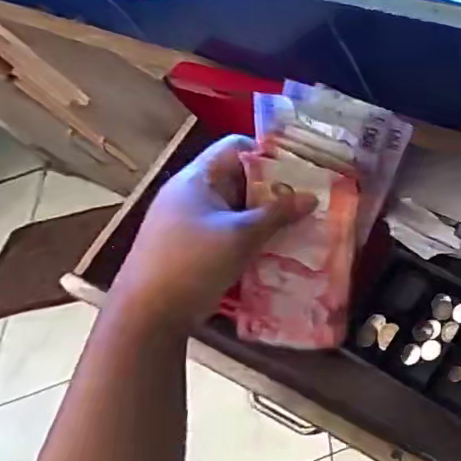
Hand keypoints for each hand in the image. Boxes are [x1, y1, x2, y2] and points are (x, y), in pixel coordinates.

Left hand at [110, 135, 313, 328]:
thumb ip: (278, 214)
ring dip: (269, 214)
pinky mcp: (196, 244)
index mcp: (197, 179)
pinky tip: (279, 245)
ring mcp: (192, 220)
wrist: (148, 313)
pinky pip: (233, 228)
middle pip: (241, 177)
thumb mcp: (241, 235)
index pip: (237, 147)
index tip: (302, 170)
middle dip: (277, 188)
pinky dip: (256, 233)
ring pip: (239, 206)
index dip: (270, 153)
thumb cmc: (192, 263)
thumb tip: (311, 197)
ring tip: (302, 223)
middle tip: (310, 199)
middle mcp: (193, 193)